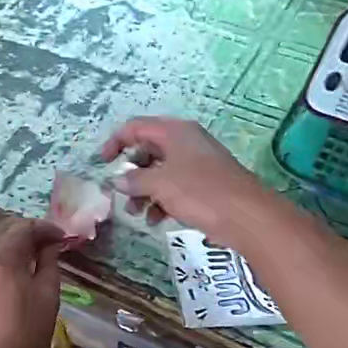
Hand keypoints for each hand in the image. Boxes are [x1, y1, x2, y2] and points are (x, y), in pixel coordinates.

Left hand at [0, 218, 66, 347]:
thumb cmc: (25, 330)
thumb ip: (50, 263)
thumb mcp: (48, 294)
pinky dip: (2, 253)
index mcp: (2, 255)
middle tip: (50, 242)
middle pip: (5, 228)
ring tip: (35, 254)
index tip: (63, 237)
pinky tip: (16, 268)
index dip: (47, 229)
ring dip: (14, 241)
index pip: (26, 227)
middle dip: (29, 231)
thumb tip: (50, 246)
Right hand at [103, 118, 276, 244]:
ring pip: (161, 173)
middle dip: (131, 173)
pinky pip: (175, 188)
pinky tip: (155, 220)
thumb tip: (117, 179)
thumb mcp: (159, 184)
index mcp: (175, 132)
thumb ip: (133, 180)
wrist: (245, 215)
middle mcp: (186, 142)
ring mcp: (197, 164)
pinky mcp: (205, 185)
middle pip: (148, 151)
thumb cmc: (199, 192)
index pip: (136, 127)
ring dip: (144, 192)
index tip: (102, 163)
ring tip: (136, 214)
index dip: (116, 142)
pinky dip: (161, 201)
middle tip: (121, 193)